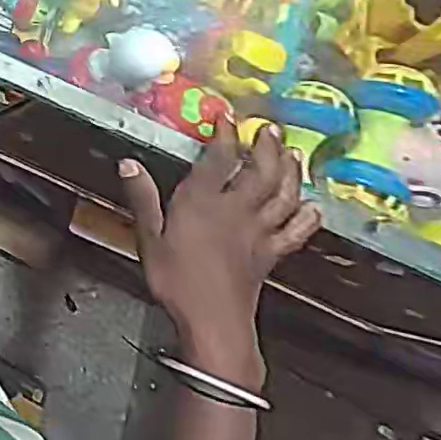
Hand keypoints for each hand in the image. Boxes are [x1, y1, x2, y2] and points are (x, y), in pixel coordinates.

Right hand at [118, 123, 321, 387]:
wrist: (214, 322)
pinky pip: (294, 231)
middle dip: (265, 147)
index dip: (225, 136)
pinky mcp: (270, 254)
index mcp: (203, 204)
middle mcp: (236, 211)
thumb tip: (129, 163)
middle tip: (269, 128)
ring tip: (292, 153)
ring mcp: (258, 233)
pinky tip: (312, 207)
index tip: (227, 117)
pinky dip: (306, 216)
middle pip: (260, 173)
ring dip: (290, 172)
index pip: (218, 161)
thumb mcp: (149, 237)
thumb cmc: (175, 279)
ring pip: (282, 195)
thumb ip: (142, 199)